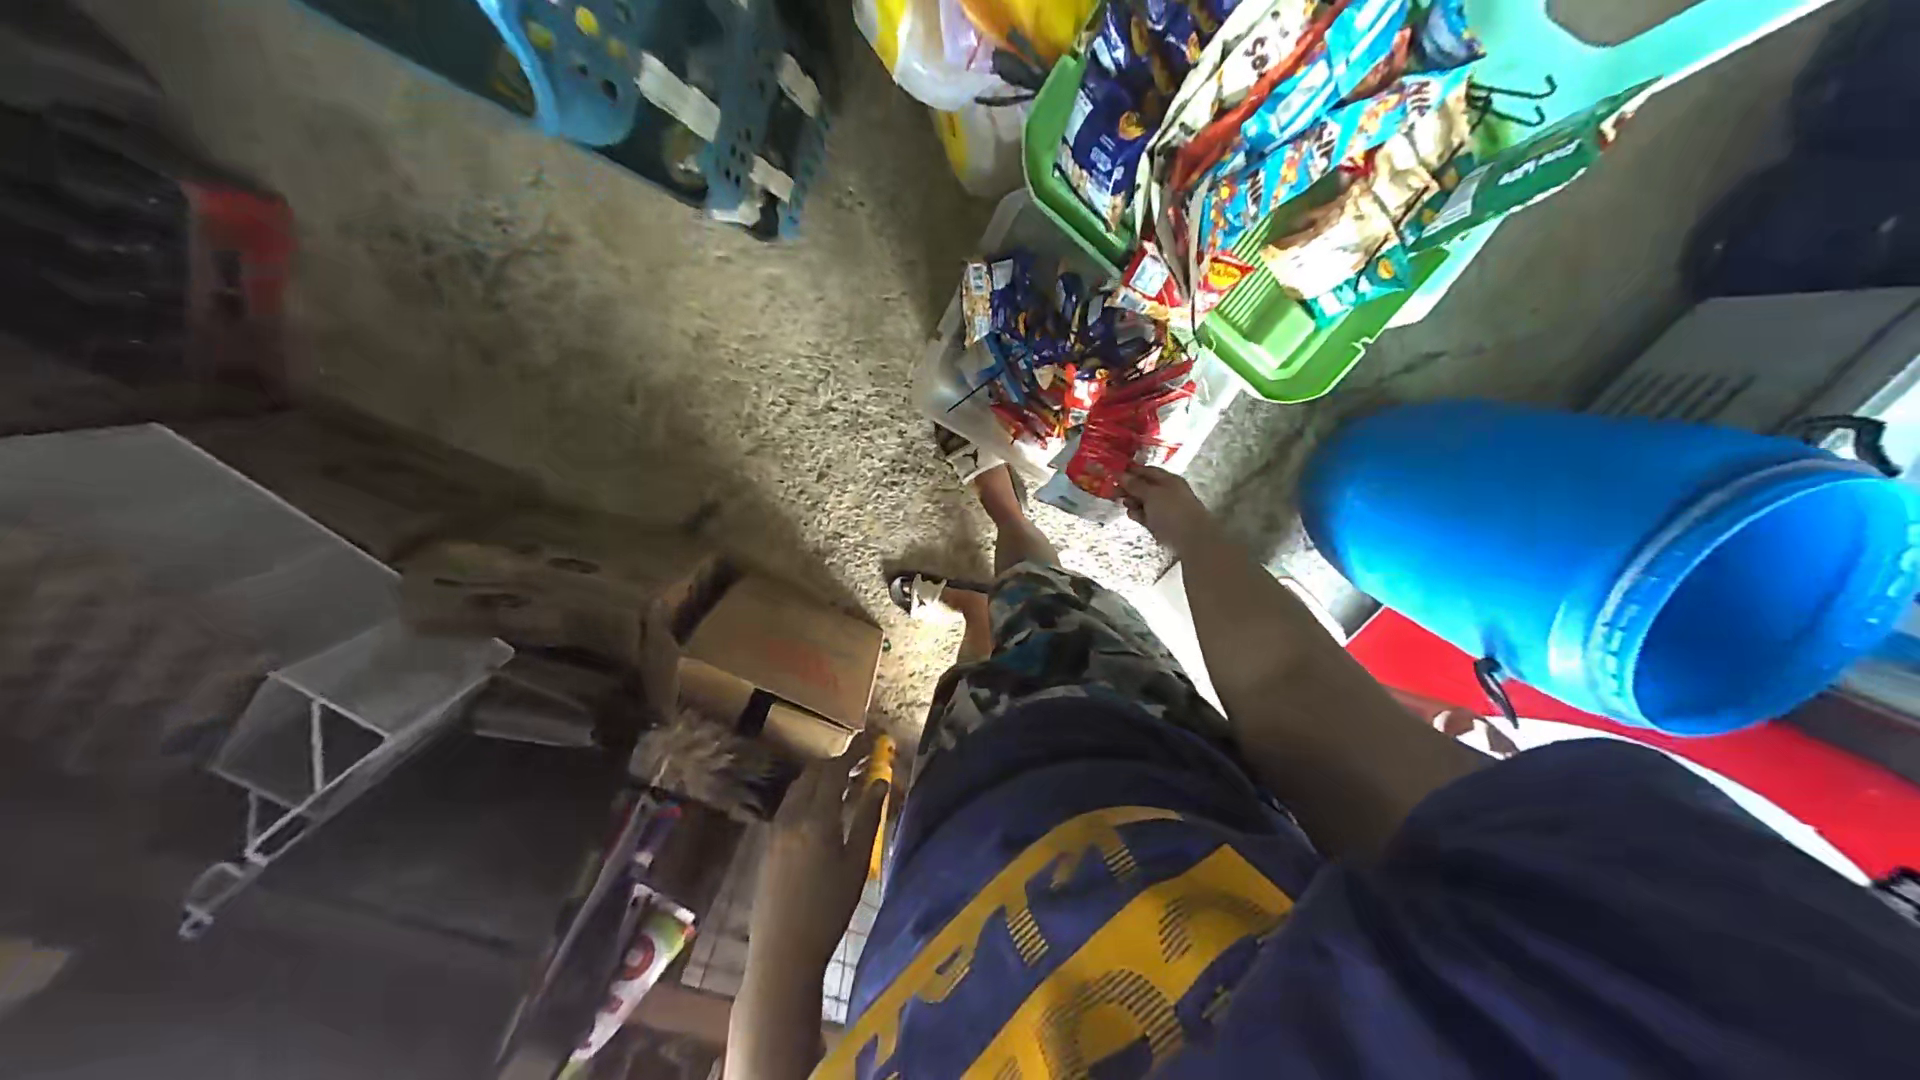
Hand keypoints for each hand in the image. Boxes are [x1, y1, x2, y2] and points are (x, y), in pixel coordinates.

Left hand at [748, 741, 888, 970]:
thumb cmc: (829, 910)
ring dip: (820, 777)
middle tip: (861, 762)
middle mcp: (792, 816)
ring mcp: (776, 829)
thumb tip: (881, 782)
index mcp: (817, 818)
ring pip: (799, 787)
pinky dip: (808, 793)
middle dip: (837, 762)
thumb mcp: (857, 864)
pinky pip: (790, 804)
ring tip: (844, 782)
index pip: (834, 771)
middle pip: (813, 774)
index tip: (870, 741)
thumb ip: (868, 818)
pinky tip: (821, 808)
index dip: (853, 753)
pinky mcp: (768, 844)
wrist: (783, 951)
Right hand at [1119, 467, 1216, 554]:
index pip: (1147, 471)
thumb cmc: (1172, 510)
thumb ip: (1135, 484)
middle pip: (1143, 486)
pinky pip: (1145, 515)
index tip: (1113, 473)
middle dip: (1128, 488)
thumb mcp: (1151, 494)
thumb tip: (1120, 474)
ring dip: (1132, 502)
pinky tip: (1132, 515)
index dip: (1131, 471)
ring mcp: (1163, 509)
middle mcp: (1166, 492)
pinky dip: (1138, 514)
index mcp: (1168, 480)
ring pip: (1142, 502)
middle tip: (1111, 491)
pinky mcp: (1160, 524)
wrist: (1190, 539)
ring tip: (1124, 504)